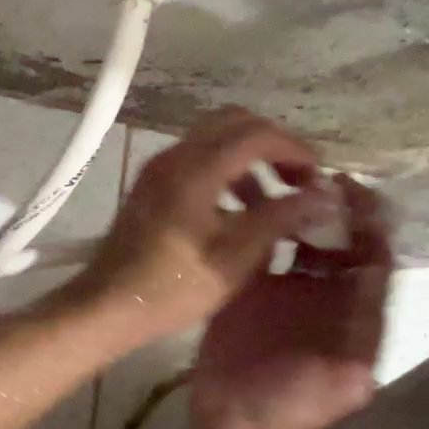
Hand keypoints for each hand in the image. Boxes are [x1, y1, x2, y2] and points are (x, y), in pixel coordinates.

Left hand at [73, 108, 336, 334]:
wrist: (108, 305)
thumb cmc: (172, 288)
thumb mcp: (234, 259)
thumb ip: (278, 219)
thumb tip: (321, 195)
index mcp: (194, 170)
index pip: (255, 134)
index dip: (294, 149)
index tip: (318, 177)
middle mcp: (174, 156)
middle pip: (234, 123)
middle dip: (273, 145)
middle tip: (298, 180)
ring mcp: (159, 167)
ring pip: (215, 138)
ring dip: (250, 159)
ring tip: (274, 202)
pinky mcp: (152, 183)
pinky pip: (197, 158)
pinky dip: (226, 170)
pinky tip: (240, 212)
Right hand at [190, 174, 392, 428]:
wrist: (234, 422)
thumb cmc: (291, 408)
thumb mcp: (337, 384)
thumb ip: (356, 351)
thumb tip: (376, 305)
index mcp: (355, 314)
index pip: (372, 258)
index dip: (369, 224)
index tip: (354, 191)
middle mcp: (326, 294)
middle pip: (339, 239)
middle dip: (334, 205)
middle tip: (314, 172)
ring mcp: (287, 288)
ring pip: (301, 235)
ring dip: (296, 206)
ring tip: (279, 174)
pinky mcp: (251, 286)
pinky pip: (260, 245)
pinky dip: (259, 221)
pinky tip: (247, 197)